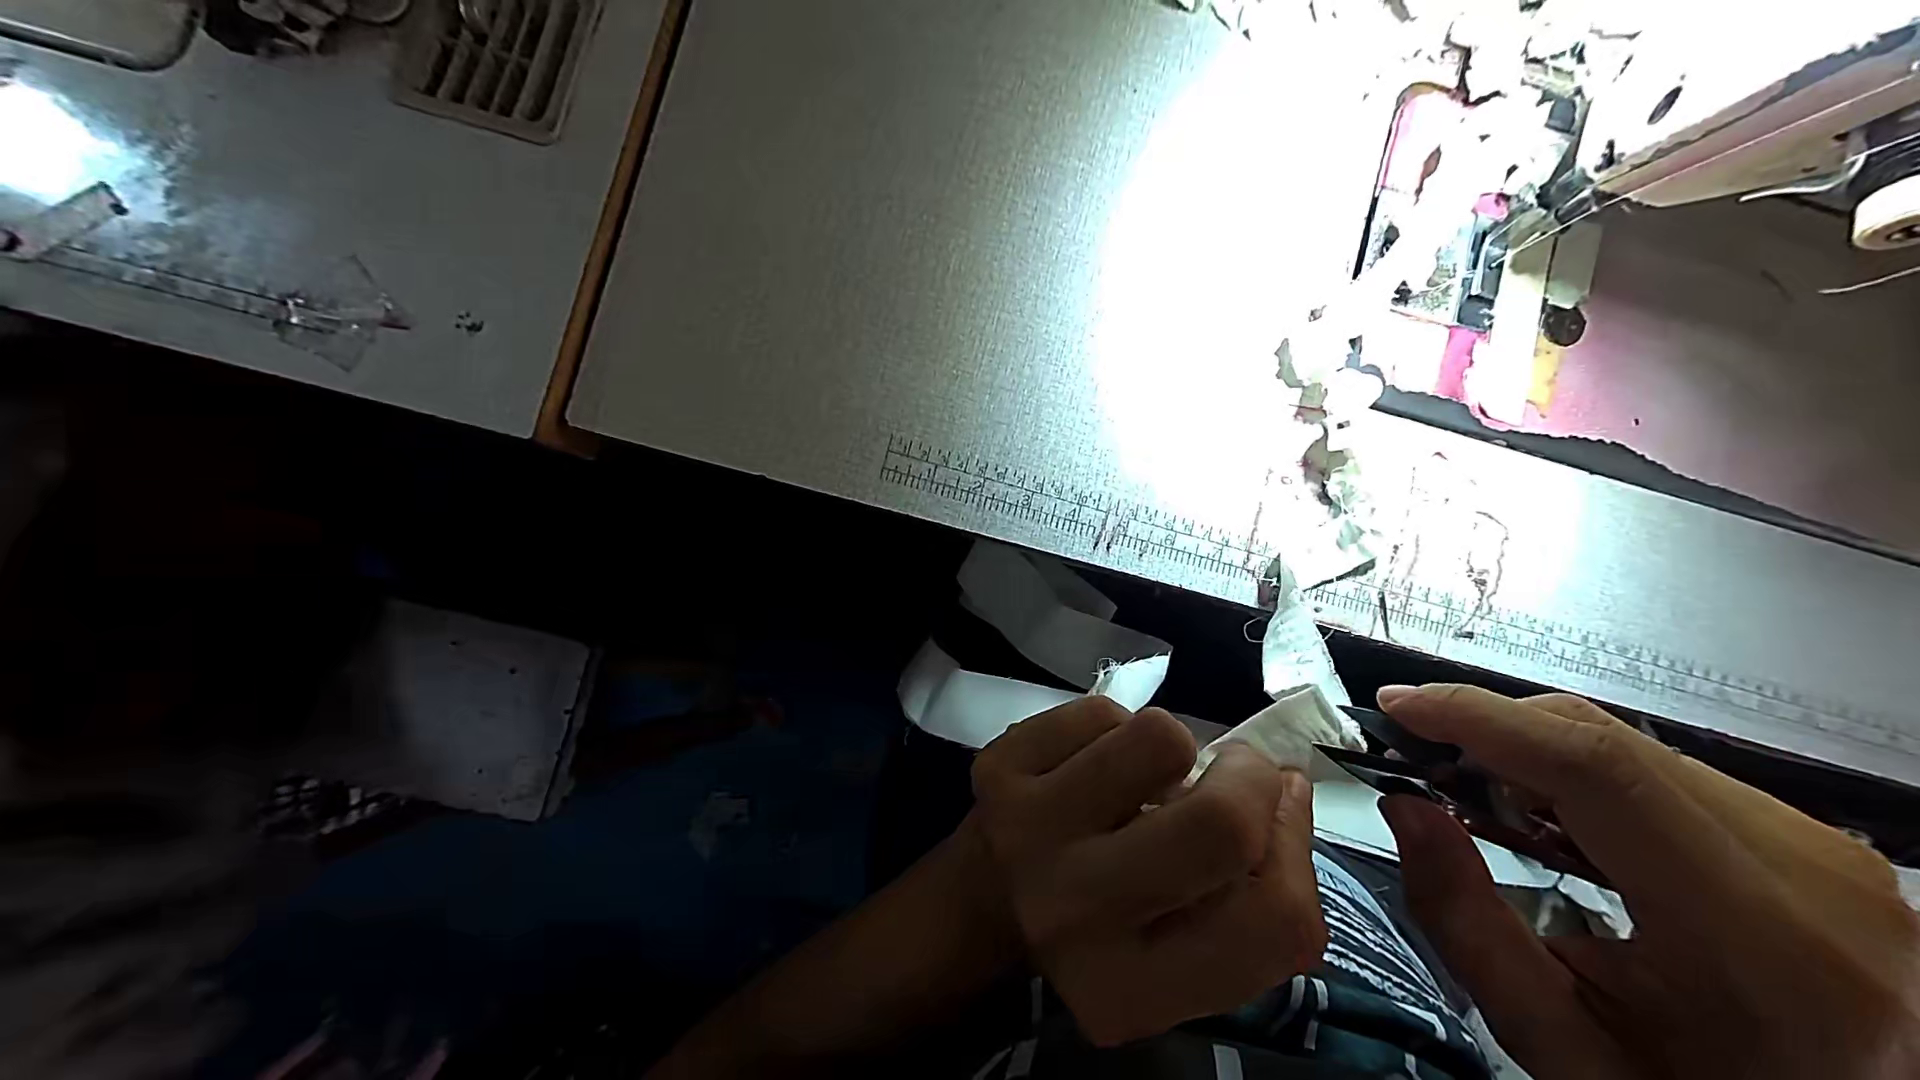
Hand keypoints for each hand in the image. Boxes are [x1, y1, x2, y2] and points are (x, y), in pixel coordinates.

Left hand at [968, 697, 1324, 1045]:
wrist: (986, 896)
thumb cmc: (1104, 921)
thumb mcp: (1183, 949)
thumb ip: (1256, 895)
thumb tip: (1287, 784)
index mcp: (1134, 991)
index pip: (1279, 921)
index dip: (1297, 851)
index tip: (1279, 812)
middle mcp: (1075, 913)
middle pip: (1219, 822)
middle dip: (1250, 778)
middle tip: (1235, 772)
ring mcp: (1027, 831)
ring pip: (1159, 738)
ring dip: (1174, 746)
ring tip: (1148, 776)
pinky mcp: (997, 768)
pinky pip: (1101, 712)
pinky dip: (1116, 727)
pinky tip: (1095, 763)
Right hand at [1376, 685, 1919, 1079]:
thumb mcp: (1557, 1041)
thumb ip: (1465, 923)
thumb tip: (1406, 806)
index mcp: (1759, 942)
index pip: (1597, 770)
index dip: (1480, 718)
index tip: (1398, 706)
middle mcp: (1811, 874)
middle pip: (1604, 741)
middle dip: (1488, 731)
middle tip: (1418, 759)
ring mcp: (1819, 847)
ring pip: (1625, 742)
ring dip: (1526, 751)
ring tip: (1474, 794)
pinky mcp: (1806, 836)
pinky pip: (1655, 764)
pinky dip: (1572, 771)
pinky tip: (1543, 814)